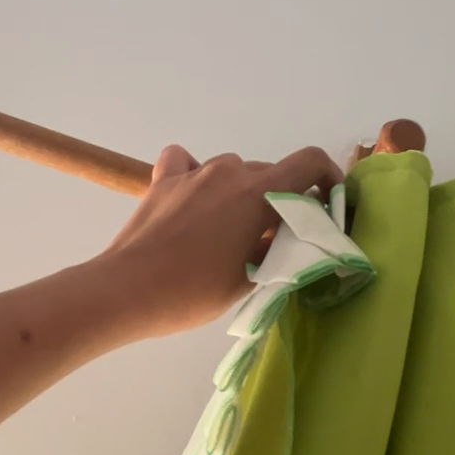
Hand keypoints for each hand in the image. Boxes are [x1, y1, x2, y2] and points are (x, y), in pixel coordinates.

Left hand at [96, 145, 343, 337]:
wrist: (127, 291)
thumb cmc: (194, 292)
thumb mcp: (250, 277)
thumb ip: (277, 247)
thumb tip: (285, 234)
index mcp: (259, 193)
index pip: (310, 162)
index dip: (327, 178)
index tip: (325, 203)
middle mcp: (230, 172)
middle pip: (269, 174)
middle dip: (278, 200)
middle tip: (270, 239)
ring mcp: (193, 173)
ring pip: (231, 171)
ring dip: (238, 193)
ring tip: (225, 230)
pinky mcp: (163, 180)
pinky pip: (186, 162)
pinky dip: (195, 175)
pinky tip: (191, 199)